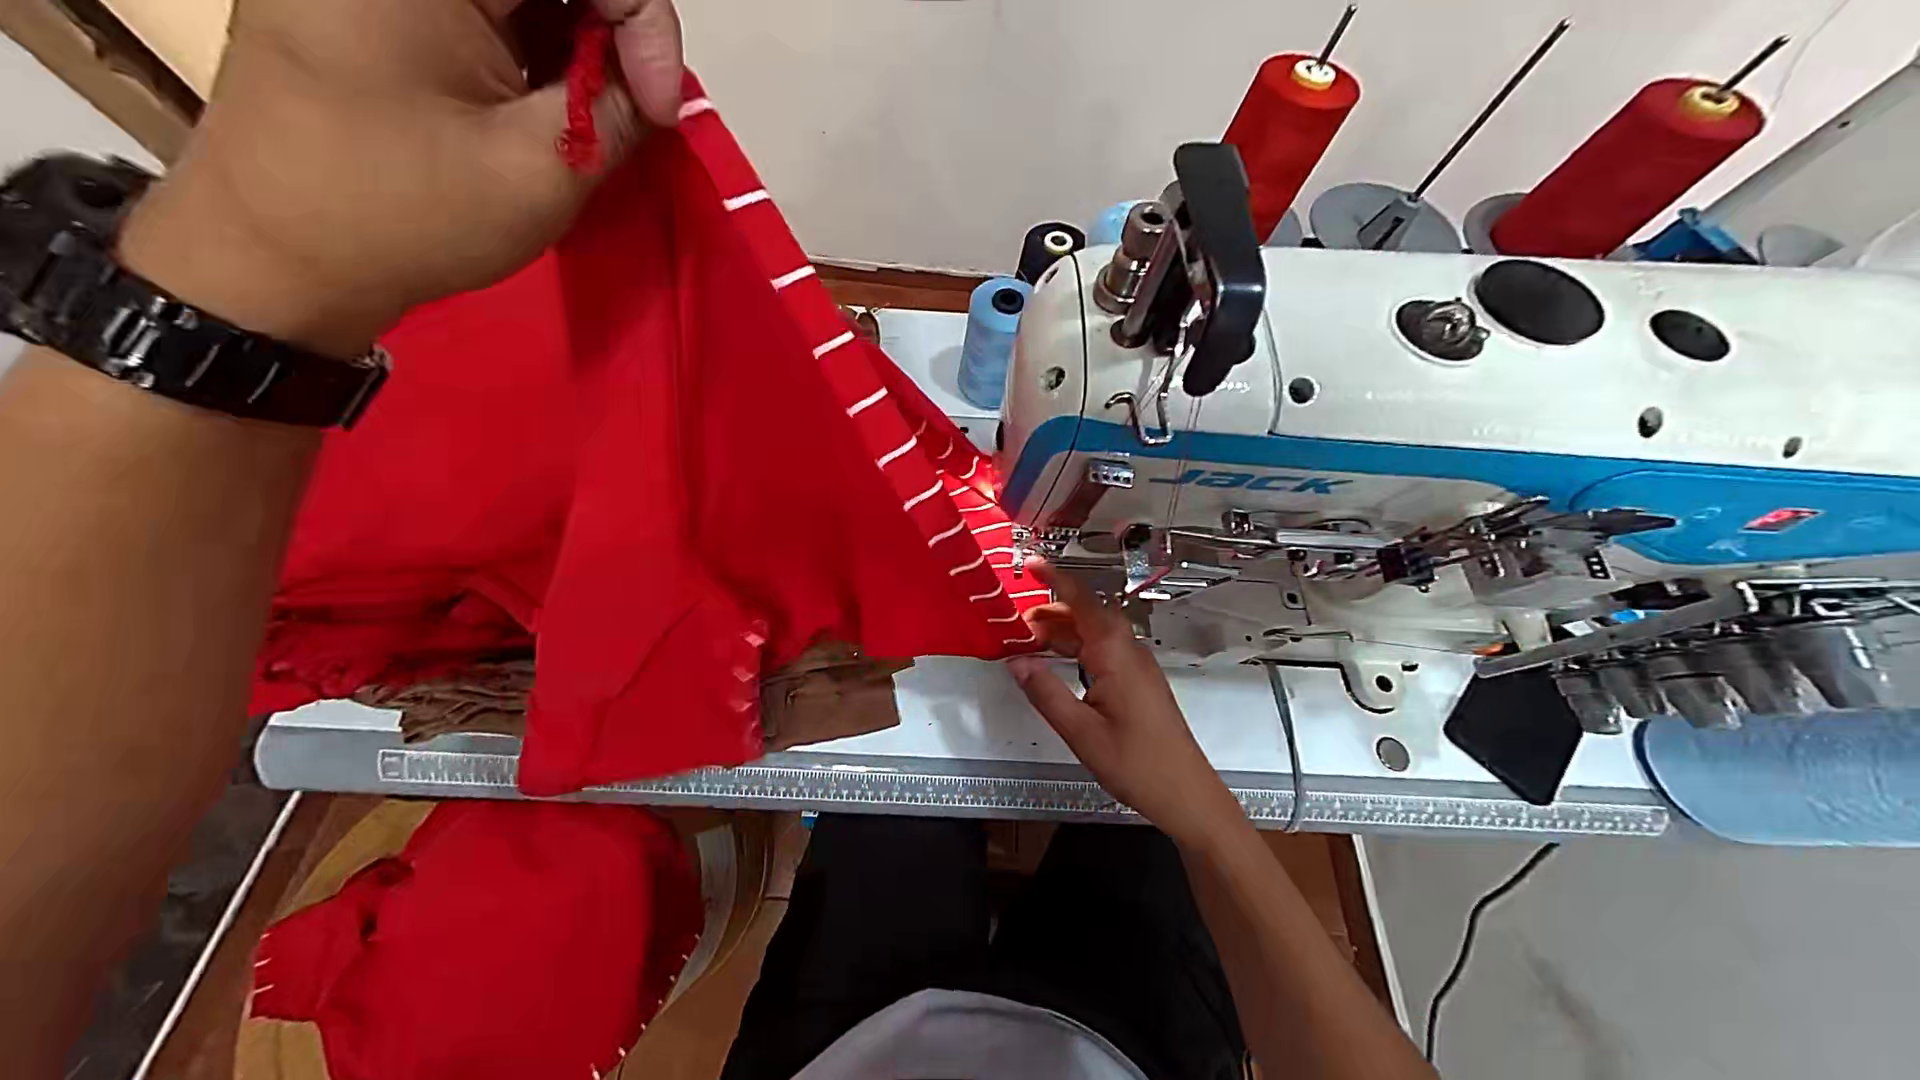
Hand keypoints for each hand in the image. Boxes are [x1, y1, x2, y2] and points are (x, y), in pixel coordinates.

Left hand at [116, 0, 682, 356]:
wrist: (283, 254)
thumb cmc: (407, 214)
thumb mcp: (538, 170)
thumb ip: (613, 114)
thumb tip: (658, 88)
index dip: (643, 19)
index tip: (662, 109)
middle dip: (614, 33)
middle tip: (638, 110)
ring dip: (581, 47)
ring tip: (596, 118)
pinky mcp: (385, 7)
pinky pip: (494, 13)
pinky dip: (542, 54)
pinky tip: (553, 106)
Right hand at [1007, 561, 1246, 846]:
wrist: (1185, 793)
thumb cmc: (1139, 765)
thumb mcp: (1080, 731)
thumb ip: (1045, 692)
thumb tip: (1017, 662)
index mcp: (1115, 654)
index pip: (1081, 601)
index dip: (1055, 578)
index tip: (1031, 564)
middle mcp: (1128, 651)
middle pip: (1086, 616)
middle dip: (1050, 612)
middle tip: (1016, 619)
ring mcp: (1136, 666)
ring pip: (1093, 634)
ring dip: (1062, 632)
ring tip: (1028, 640)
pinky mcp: (1137, 681)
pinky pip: (1102, 652)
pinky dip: (1075, 650)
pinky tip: (1057, 664)